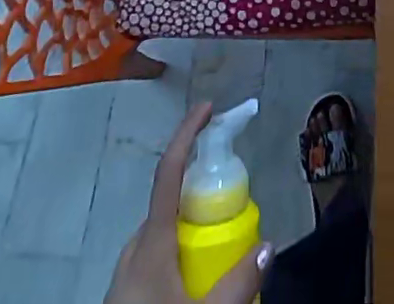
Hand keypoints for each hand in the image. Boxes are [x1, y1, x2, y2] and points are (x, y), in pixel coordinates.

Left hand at [104, 102, 271, 303]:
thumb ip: (240, 283)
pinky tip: (193, 287)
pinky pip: (154, 261)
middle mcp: (134, 247)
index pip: (169, 171)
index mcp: (152, 240)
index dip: (188, 134)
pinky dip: (177, 258)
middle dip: (200, 198)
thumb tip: (269, 244)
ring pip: (162, 237)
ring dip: (189, 233)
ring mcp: (125, 272)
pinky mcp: (124, 295)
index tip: (208, 108)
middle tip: (232, 208)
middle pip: (169, 206)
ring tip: (218, 253)